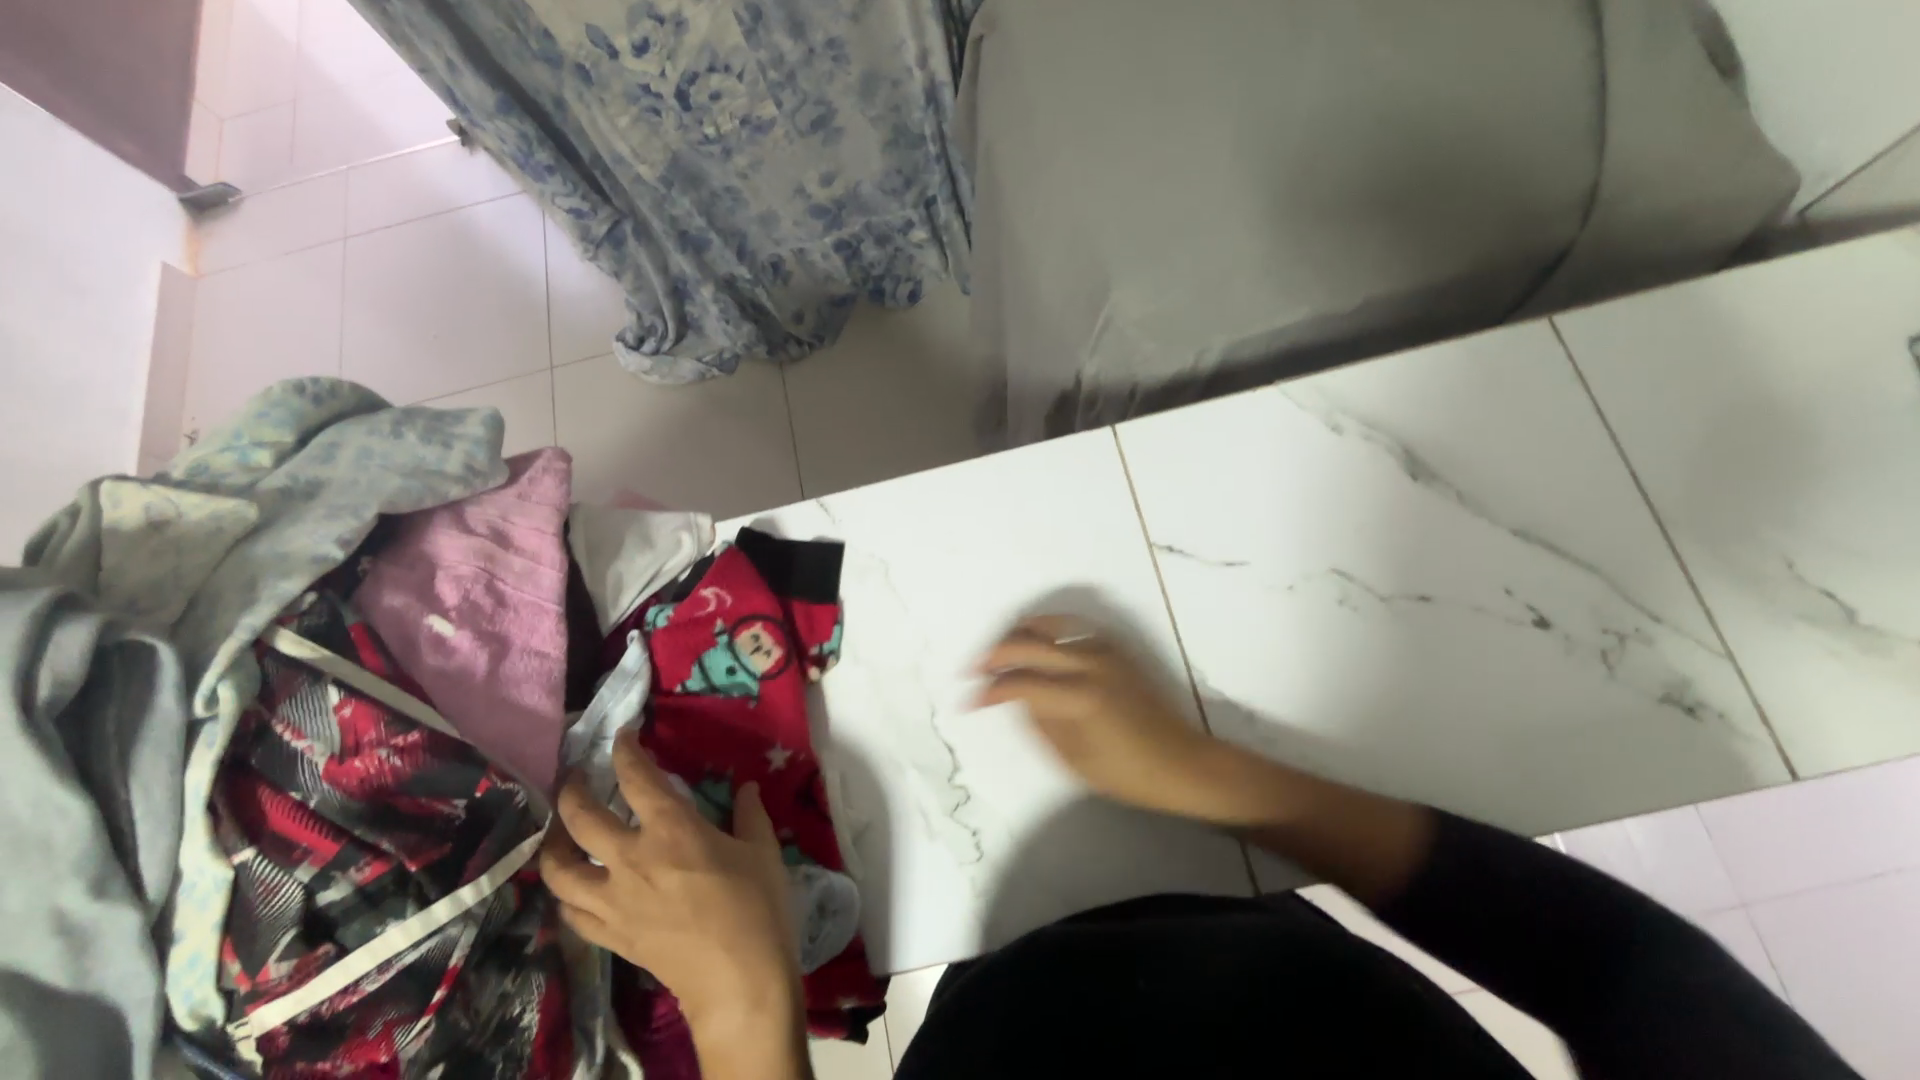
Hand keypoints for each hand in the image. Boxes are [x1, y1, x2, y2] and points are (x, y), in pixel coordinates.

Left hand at [539, 736, 807, 1078]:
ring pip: (558, 868)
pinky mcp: (611, 935)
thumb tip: (745, 789)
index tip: (623, 736)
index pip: (635, 776)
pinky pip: (571, 912)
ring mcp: (614, 900)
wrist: (739, 981)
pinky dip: (566, 895)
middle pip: (579, 816)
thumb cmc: (758, 908)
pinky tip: (575, 888)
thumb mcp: (763, 851)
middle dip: (572, 789)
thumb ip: (749, 814)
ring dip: (553, 845)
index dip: (624, 750)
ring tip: (560, 833)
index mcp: (672, 829)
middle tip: (577, 778)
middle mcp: (631, 858)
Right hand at [976, 615, 1255, 823]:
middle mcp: (1090, 662)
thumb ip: (1039, 722)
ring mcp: (1106, 650)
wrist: (1183, 762)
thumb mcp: (1074, 759)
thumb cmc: (1127, 774)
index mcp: (1079, 696)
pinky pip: (1071, 628)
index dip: (988, 691)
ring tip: (999, 654)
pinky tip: (1035, 647)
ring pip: (1048, 625)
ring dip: (1018, 636)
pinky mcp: (1117, 648)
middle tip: (973, 671)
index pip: (1018, 682)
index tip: (968, 702)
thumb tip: (1015, 697)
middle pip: (1027, 643)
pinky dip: (1046, 632)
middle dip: (993, 655)